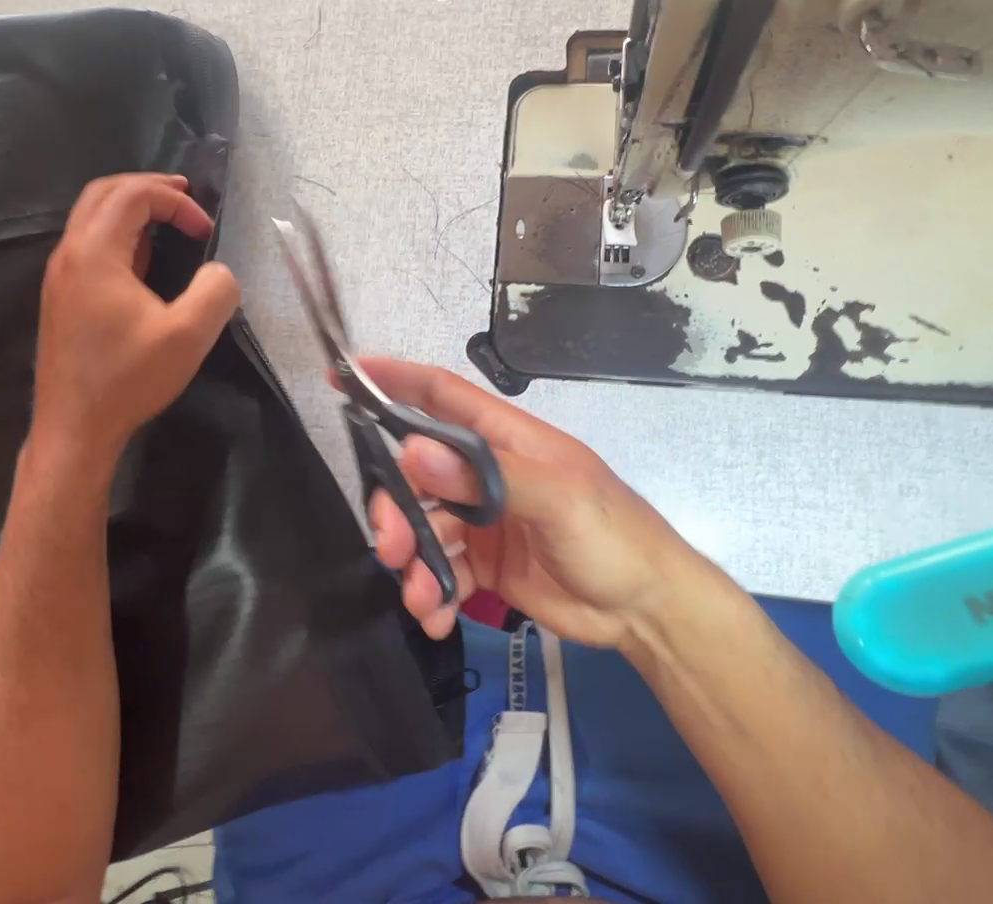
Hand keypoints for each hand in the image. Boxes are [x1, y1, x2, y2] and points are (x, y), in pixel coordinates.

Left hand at [32, 173, 239, 456]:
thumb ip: (216, 292)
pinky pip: (89, 246)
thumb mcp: (188, 336)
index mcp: (95, 253)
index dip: (175, 201)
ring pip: (91, 218)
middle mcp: (70, 255)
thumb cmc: (128, 379)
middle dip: (147, 188)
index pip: (133, 195)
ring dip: (131, 209)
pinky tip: (144, 260)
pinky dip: (119, 235)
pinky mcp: (62, 299)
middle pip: (103, 193)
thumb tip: (219, 273)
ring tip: (168, 221)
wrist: (74, 427)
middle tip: (184, 196)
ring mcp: (60, 278)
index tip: (205, 232)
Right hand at [357, 359, 705, 648]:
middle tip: (391, 546)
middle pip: (417, 474)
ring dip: (413, 561)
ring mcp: (483, 521)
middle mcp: (487, 474)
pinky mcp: (483, 565)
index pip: (441, 396)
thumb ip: (487, 476)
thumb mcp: (558, 498)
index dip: (394, 381)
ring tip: (422, 597)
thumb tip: (415, 452)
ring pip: (423, 527)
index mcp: (506, 440)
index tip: (346, 376)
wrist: (646, 611)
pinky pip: (440, 571)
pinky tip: (436, 616)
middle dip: (395, 507)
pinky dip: (431, 592)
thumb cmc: (615, 537)